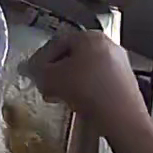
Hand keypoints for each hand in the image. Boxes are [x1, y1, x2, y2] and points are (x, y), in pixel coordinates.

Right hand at [24, 30, 146, 133]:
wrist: (121, 116)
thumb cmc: (85, 89)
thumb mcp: (51, 78)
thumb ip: (36, 71)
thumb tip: (26, 68)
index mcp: (89, 36)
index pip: (56, 43)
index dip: (40, 59)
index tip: (32, 73)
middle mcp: (107, 43)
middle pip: (72, 55)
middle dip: (55, 71)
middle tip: (44, 85)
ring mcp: (119, 61)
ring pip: (85, 68)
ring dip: (68, 81)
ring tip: (58, 96)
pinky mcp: (125, 80)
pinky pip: (97, 79)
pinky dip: (84, 87)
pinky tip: (77, 101)